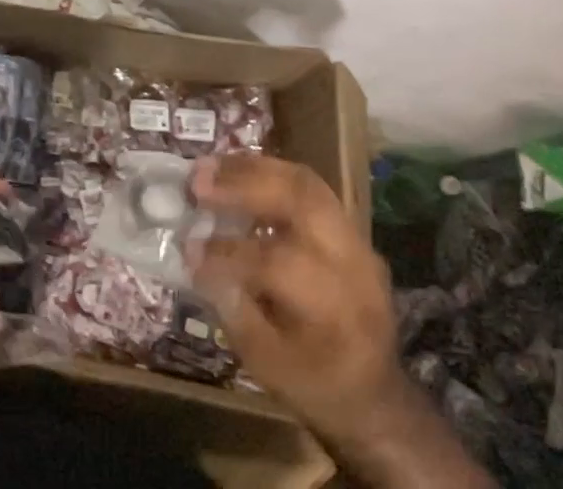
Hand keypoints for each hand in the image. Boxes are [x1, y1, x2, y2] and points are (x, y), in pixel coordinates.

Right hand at [189, 154, 404, 442]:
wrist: (375, 395)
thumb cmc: (313, 384)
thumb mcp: (264, 363)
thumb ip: (232, 307)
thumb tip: (195, 258)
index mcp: (332, 307)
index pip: (276, 262)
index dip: (226, 253)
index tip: (187, 248)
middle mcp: (351, 263)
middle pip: (302, 201)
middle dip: (244, 184)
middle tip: (197, 181)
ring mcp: (357, 241)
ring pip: (308, 183)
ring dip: (255, 169)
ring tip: (211, 167)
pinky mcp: (351, 231)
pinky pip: (311, 190)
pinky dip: (271, 177)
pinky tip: (238, 177)